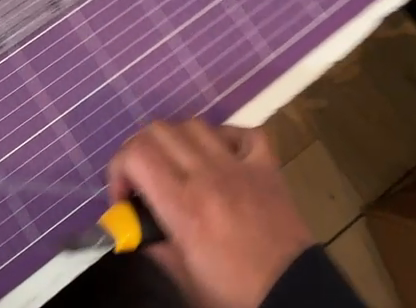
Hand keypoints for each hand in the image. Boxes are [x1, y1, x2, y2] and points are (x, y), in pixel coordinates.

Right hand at [107, 120, 311, 307]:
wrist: (297, 301)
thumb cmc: (236, 297)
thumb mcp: (184, 280)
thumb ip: (154, 244)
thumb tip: (132, 226)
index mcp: (185, 207)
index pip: (136, 156)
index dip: (118, 169)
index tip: (123, 198)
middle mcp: (208, 176)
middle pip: (158, 131)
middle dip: (140, 151)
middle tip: (143, 180)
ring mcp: (240, 166)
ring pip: (194, 124)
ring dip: (177, 141)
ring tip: (178, 168)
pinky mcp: (268, 167)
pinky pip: (243, 132)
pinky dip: (226, 137)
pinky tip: (220, 156)